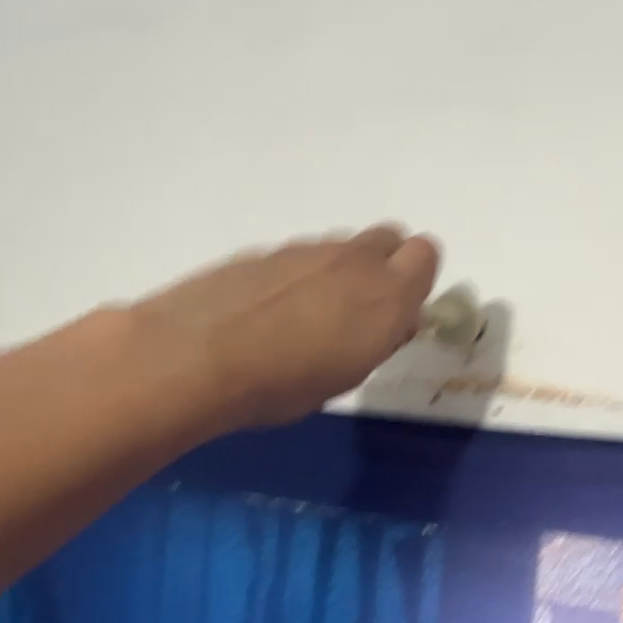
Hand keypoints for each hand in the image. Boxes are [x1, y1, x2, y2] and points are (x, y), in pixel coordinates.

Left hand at [131, 224, 439, 429]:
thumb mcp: (353, 373)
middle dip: (384, 267)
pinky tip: (270, 317)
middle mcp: (352, 260)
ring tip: (310, 321)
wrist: (196, 357)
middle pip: (388, 239)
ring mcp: (304, 251)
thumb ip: (381, 336)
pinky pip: (298, 259)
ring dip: (339, 274)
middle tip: (362, 311)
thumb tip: (391, 321)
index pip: (426, 254)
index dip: (417, 279)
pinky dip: (297, 279)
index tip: (400, 313)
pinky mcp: (262, 252)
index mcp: (387, 293)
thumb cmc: (287, 383)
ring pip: (341, 249)